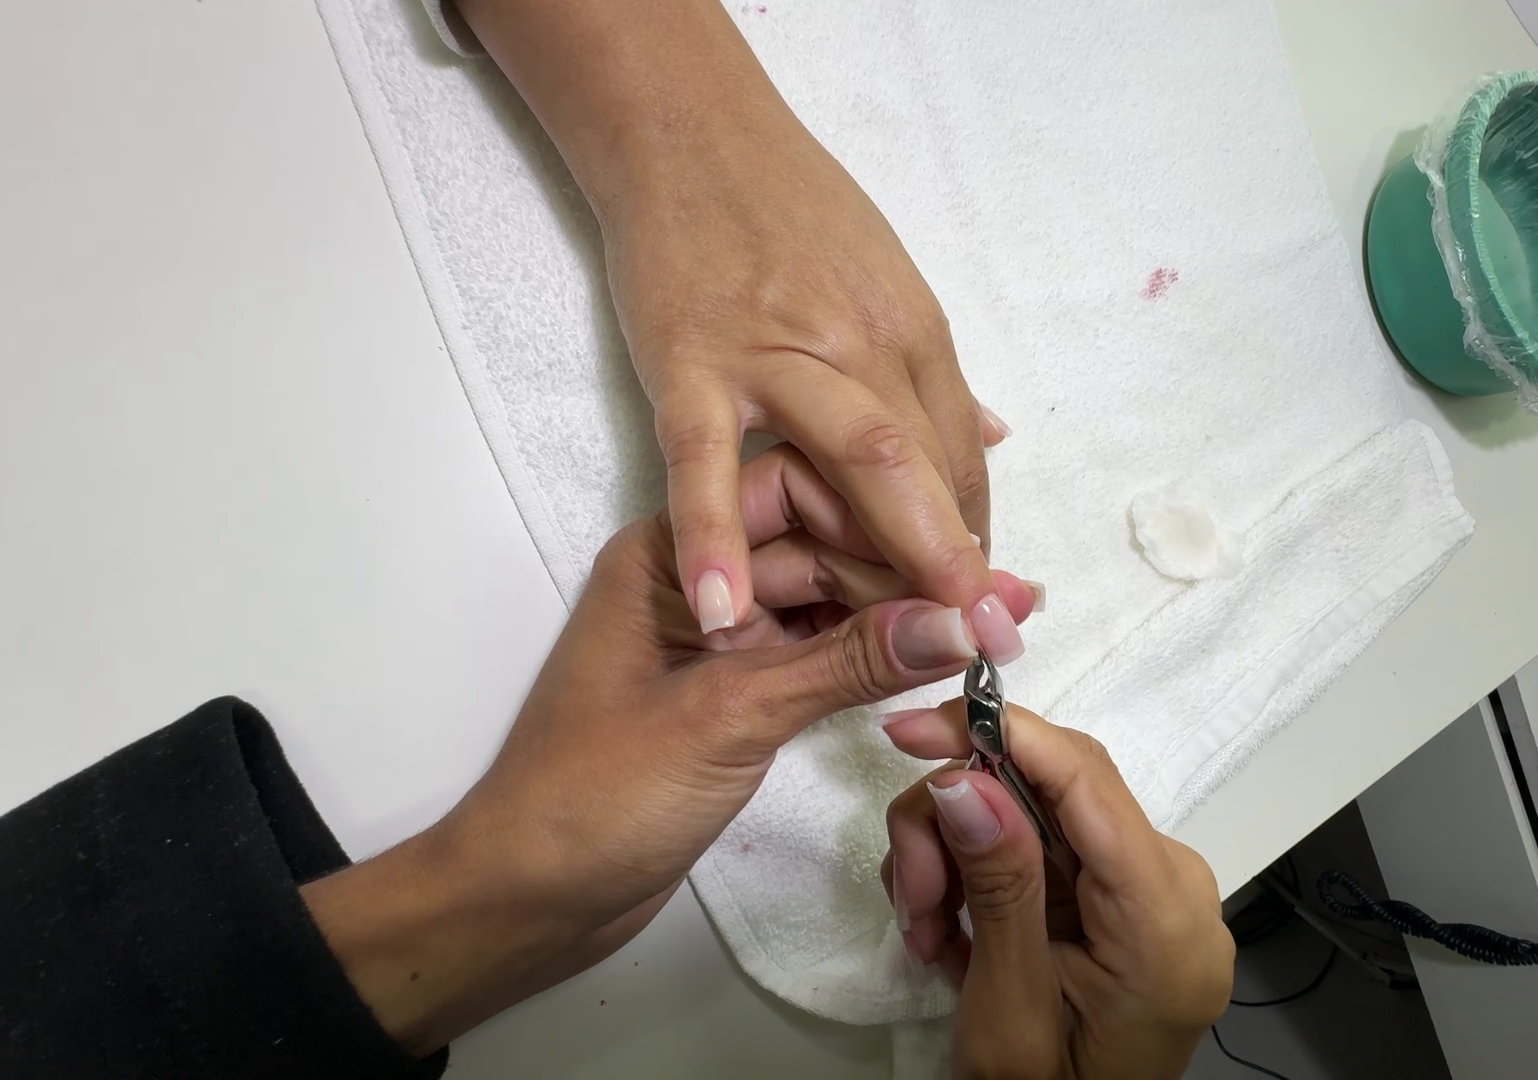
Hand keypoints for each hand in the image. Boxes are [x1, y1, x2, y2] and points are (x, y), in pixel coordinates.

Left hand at [303, 446, 1035, 1053]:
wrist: (534, 898)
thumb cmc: (598, 794)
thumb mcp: (730, 715)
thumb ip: (849, 663)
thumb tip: (959, 624)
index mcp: (675, 551)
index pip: (797, 497)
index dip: (884, 522)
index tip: (966, 561)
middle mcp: (706, 575)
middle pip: (826, 548)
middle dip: (911, 575)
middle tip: (1003, 601)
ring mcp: (730, 630)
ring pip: (834, 600)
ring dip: (906, 615)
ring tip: (995, 625)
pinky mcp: (747, 681)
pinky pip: (825, 648)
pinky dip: (879, 655)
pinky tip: (940, 655)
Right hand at [457, 0, 1019, 656]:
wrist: (692, 134)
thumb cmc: (796, 216)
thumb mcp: (892, 287)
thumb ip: (938, 376)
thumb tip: (996, 438)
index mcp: (914, 331)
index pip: (962, 453)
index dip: (976, 532)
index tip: (979, 592)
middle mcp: (865, 344)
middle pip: (931, 467)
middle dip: (964, 560)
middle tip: (990, 643)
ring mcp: (779, 353)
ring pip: (857, 462)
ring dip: (890, 558)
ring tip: (904, 645)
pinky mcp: (692, 363)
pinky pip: (709, 461)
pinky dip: (720, 539)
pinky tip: (733, 615)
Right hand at [881, 704, 1233, 1079]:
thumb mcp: (1008, 1018)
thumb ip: (997, 892)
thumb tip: (964, 779)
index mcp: (1165, 917)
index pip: (1085, 776)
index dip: (998, 730)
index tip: (909, 729)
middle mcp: (1168, 878)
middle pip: (1043, 783)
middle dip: (956, 822)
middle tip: (913, 895)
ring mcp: (1138, 878)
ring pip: (1022, 802)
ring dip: (952, 853)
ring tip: (925, 931)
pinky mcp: (1106, 882)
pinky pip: (1027, 833)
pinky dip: (973, 865)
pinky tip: (951, 927)